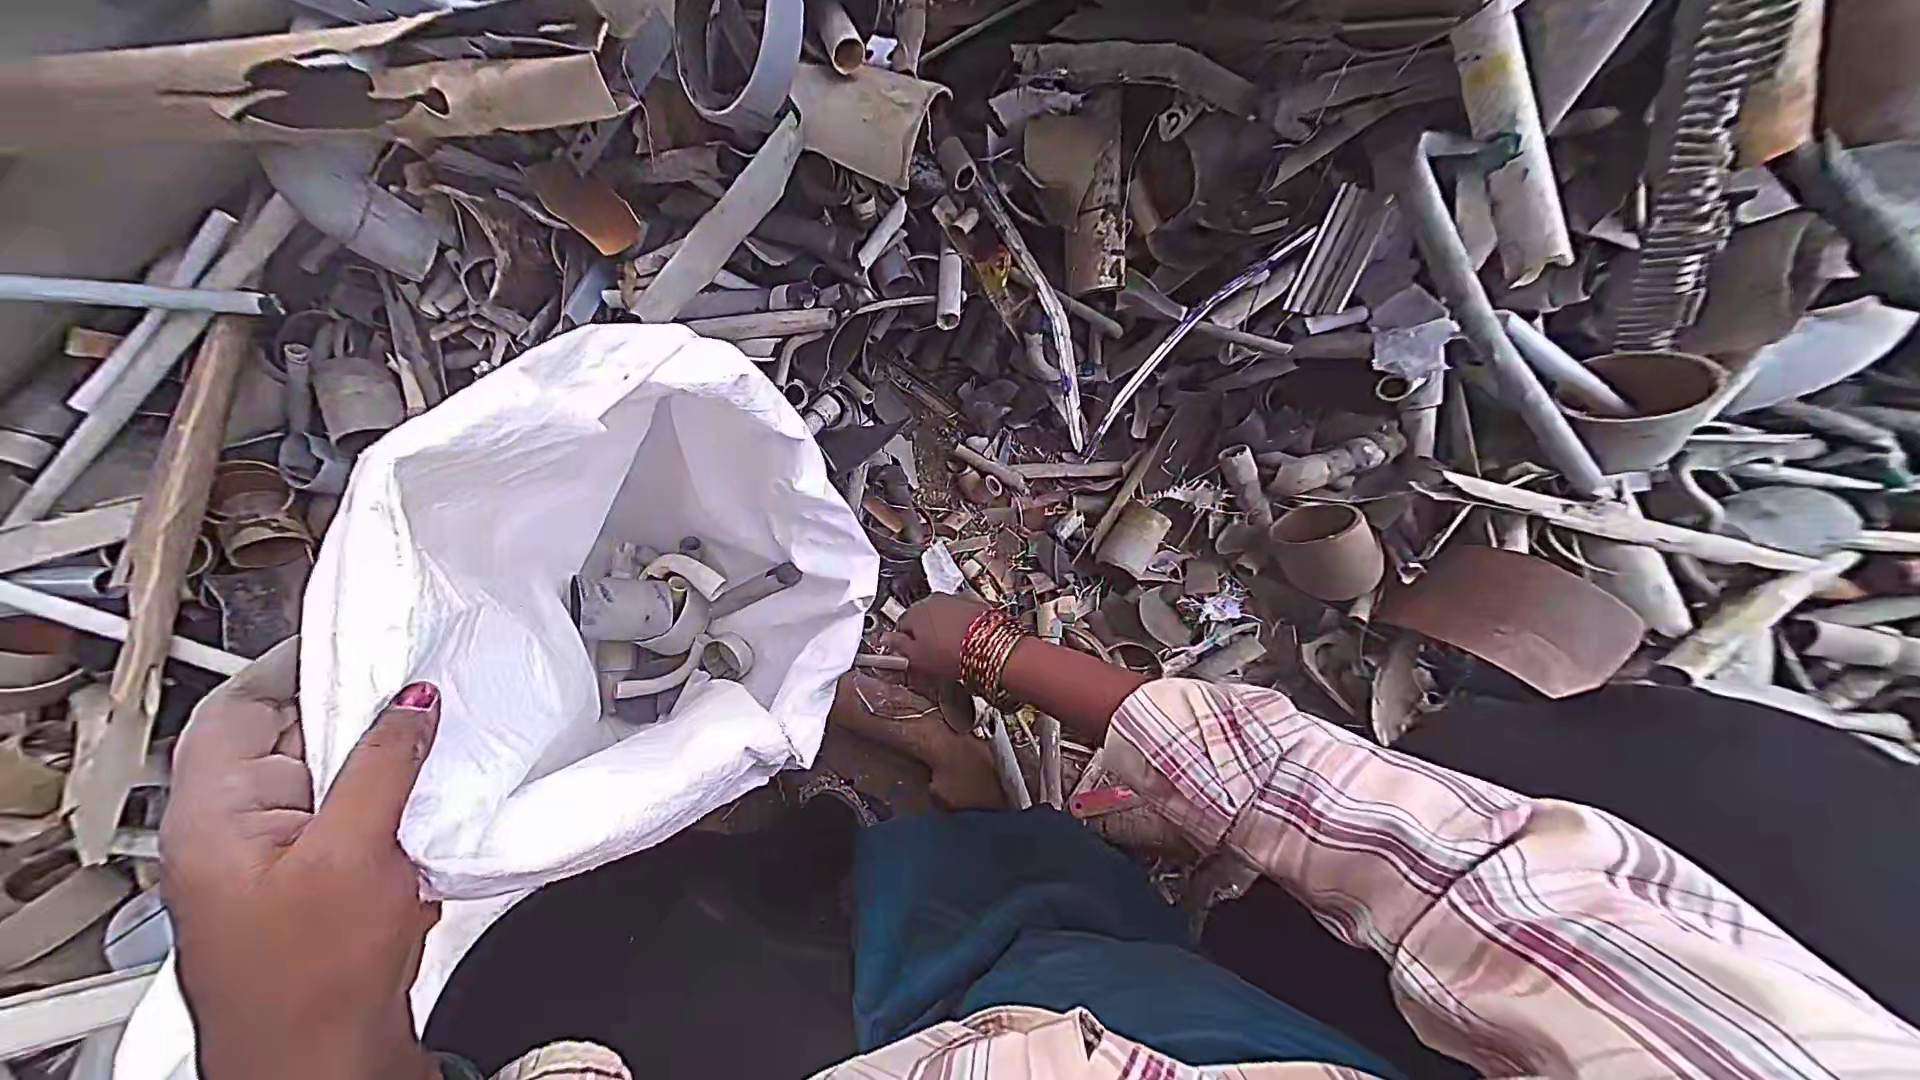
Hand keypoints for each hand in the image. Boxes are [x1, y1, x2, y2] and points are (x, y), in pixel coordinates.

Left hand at [160, 637, 442, 1079]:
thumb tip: (412, 700)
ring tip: (437, 707)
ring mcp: (294, 842)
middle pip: (295, 732)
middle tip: (417, 662)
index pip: (241, 714)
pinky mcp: (336, 857)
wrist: (331, 1049)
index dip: (291, 664)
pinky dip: (402, 771)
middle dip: (356, 696)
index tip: (352, 628)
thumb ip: (382, 766)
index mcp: (222, 819)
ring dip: (385, 736)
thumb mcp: (353, 850)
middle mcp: (249, 823)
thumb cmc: (316, 966)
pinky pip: (368, 793)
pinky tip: (441, 762)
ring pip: (340, 762)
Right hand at [882, 594, 990, 684]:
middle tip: (931, 656)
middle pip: (922, 618)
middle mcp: (934, 599)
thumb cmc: (953, 654)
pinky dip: (961, 626)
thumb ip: (898, 647)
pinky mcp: (976, 604)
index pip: (900, 625)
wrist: (992, 648)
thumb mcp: (918, 658)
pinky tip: (965, 642)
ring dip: (943, 629)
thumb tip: (886, 640)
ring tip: (950, 651)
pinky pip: (961, 615)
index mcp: (915, 611)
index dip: (904, 643)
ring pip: (942, 615)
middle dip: (925, 634)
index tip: (911, 655)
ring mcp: (956, 600)